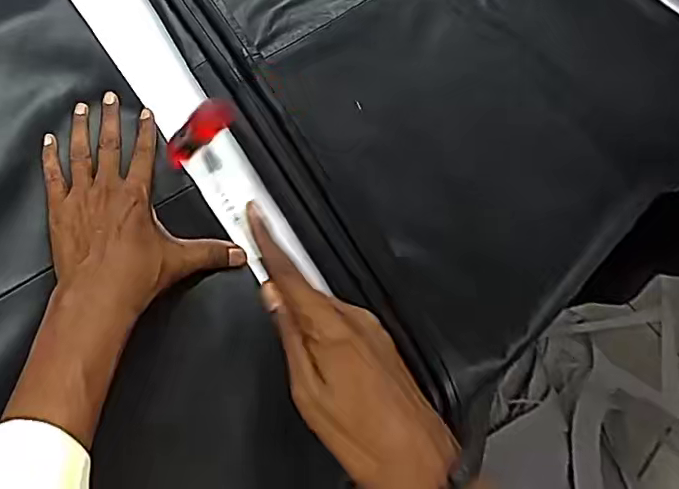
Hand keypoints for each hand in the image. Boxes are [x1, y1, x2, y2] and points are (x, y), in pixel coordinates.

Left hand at [2, 93, 243, 447]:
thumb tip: (235, 253)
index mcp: (135, 196)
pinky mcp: (60, 208)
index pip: (143, 154)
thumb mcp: (177, 261)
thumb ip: (209, 252)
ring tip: (80, 109)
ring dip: (80, 129)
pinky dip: (50, 157)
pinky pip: (54, 175)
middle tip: (108, 98)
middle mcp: (107, 189)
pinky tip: (48, 142)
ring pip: (80, 153)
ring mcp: (82, 196)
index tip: (145, 113)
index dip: (145, 131)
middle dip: (110, 118)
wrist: (97, 296)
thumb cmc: (132, 278)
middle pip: (110, 145)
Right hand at [250, 203, 457, 488]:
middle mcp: (355, 319)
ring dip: (306, 315)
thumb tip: (272, 298)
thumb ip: (288, 337)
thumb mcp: (308, 392)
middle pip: (305, 288)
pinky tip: (327, 362)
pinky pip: (342, 319)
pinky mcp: (382, 340)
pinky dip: (325, 327)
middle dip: (283, 290)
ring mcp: (372, 328)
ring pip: (323, 306)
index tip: (255, 215)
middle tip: (269, 307)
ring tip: (308, 362)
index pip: (289, 273)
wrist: (423, 468)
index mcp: (331, 328)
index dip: (268, 240)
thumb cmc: (366, 440)